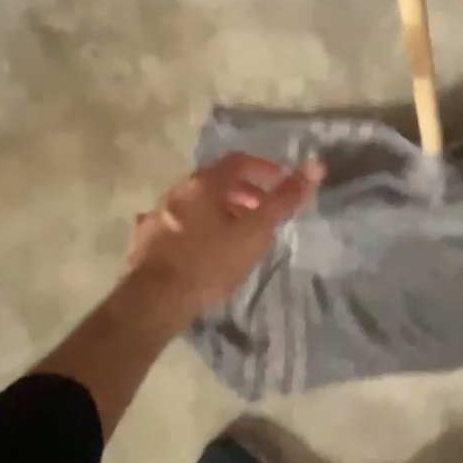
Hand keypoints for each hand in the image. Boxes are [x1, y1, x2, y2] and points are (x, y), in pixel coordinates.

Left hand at [124, 153, 324, 324]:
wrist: (155, 301)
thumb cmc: (211, 262)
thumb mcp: (255, 231)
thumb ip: (284, 200)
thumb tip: (316, 165)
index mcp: (204, 184)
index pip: (238, 161)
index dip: (264, 169)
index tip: (281, 184)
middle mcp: (177, 192)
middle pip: (215, 182)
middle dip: (243, 193)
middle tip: (262, 214)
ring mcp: (158, 215)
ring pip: (195, 204)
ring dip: (219, 212)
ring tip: (235, 235)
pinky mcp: (146, 240)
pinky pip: (177, 225)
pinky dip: (196, 229)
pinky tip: (201, 249)